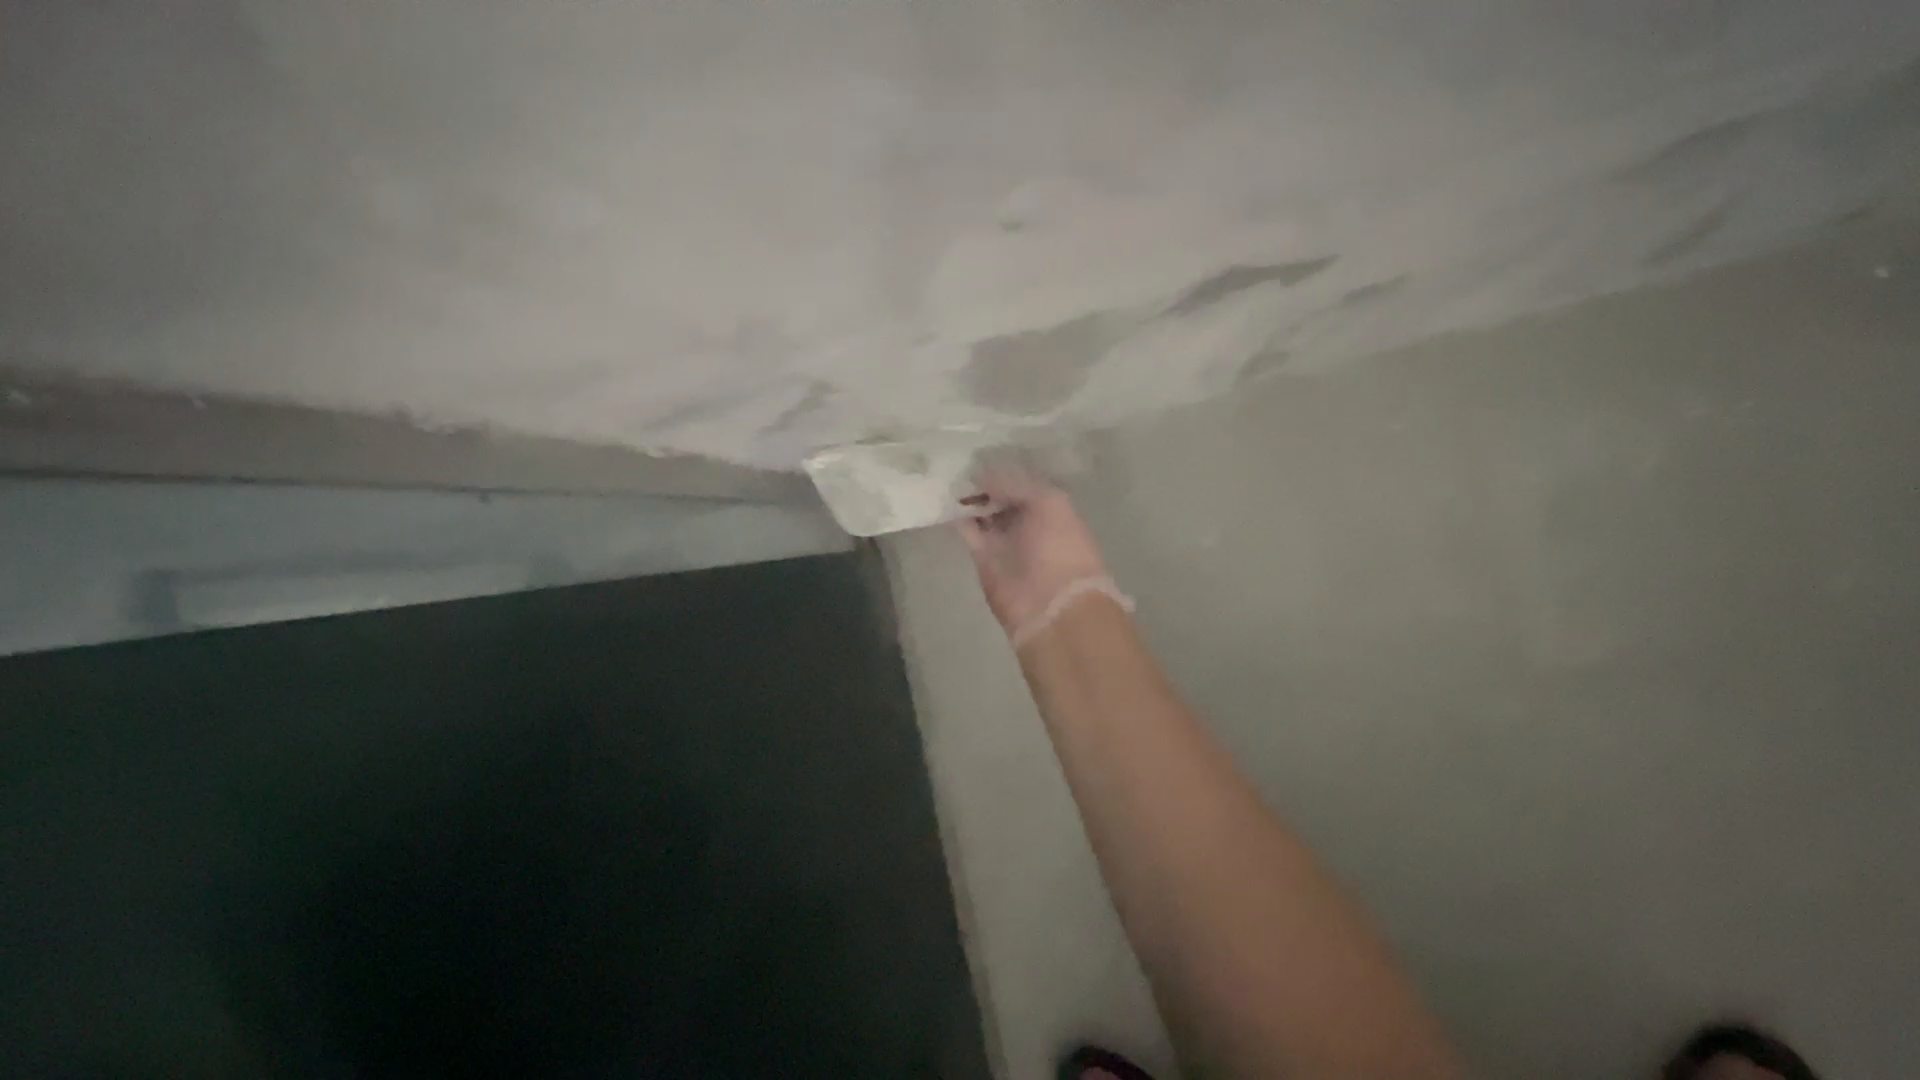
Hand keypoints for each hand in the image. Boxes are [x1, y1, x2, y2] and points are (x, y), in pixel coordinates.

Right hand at [957, 475, 1111, 636]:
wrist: (1051, 604)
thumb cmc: (1060, 547)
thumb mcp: (1047, 502)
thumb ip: (1013, 484)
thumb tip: (980, 474)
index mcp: (1052, 507)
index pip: (1023, 482)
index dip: (1004, 470)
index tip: (981, 454)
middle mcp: (1028, 522)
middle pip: (1001, 497)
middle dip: (984, 483)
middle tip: (959, 463)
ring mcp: (1005, 541)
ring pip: (983, 513)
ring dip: (969, 498)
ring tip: (948, 477)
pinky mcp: (983, 558)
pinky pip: (969, 531)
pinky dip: (957, 517)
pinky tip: (944, 500)